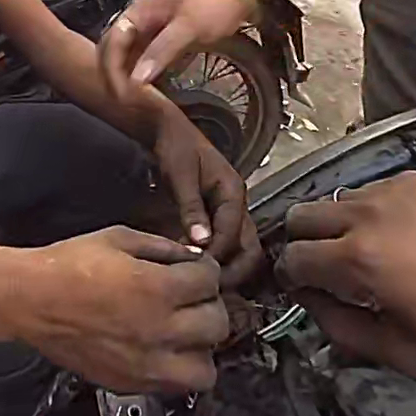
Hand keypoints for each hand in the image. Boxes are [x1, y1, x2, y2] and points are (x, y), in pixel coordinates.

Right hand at [12, 227, 229, 391]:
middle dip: (209, 303)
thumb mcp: (117, 237)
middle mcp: (158, 331)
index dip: (206, 268)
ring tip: (185, 329)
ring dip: (201, 346)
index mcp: (156, 289)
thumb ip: (159, 246)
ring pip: (206, 370)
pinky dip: (176, 368)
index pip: (208, 281)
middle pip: (216, 325)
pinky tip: (161, 347)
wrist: (33, 298)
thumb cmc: (70, 264)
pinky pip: (174, 387)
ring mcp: (146, 365)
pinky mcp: (131, 385)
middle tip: (194, 294)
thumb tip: (188, 256)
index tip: (198, 267)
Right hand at [100, 0, 257, 103]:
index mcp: (139, 10)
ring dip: (127, 76)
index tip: (120, 92)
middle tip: (125, 100)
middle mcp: (138, 20)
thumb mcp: (189, 26)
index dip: (112, 67)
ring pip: (126, 57)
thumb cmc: (214, 3)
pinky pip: (142, 60)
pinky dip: (141, 74)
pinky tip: (147, 90)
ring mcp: (149, 30)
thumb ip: (161, 50)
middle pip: (114, 50)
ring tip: (134, 100)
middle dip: (114, 74)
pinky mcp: (161, 40)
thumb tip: (137, 79)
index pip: (112, 41)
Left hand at [150, 108, 261, 285]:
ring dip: (226, 266)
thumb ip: (191, 207)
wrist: (167, 129)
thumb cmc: (175, 146)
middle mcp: (237, 202)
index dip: (218, 254)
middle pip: (248, 247)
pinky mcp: (216, 212)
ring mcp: (228, 208)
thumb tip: (202, 242)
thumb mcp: (181, 175)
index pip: (234, 233)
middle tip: (209, 286)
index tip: (200, 270)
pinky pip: (224, 240)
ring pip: (239, 247)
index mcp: (233, 191)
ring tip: (203, 281)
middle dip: (234, 269)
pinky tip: (197, 265)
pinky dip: (215, 255)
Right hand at [275, 171, 415, 381]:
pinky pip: (371, 189)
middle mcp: (365, 213)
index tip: (303, 288)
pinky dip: (371, 211)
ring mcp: (391, 190)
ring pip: (334, 200)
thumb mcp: (402, 353)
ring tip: (371, 250)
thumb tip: (310, 303)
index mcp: (359, 257)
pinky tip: (402, 234)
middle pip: (300, 215)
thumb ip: (341, 328)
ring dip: (338, 225)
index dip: (291, 277)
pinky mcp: (415, 180)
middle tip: (326, 266)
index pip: (294, 257)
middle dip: (303, 242)